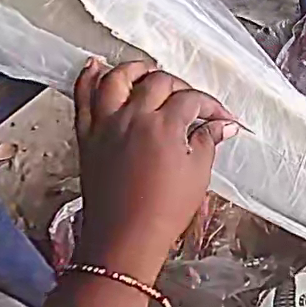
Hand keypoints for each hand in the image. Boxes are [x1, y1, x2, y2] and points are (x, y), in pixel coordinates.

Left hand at [72, 59, 238, 281]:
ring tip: (146, 70)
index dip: (210, 105)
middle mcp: (133, 117)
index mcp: (164, 125)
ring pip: (117, 79)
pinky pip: (83, 98)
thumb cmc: (163, 211)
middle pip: (158, 82)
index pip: (191, 100)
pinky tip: (94, 66)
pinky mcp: (88, 136)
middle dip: (179, 86)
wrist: (124, 240)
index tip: (219, 116)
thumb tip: (222, 125)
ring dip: (134, 69)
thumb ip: (208, 141)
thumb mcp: (198, 175)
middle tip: (189, 100)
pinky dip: (87, 78)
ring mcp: (107, 124)